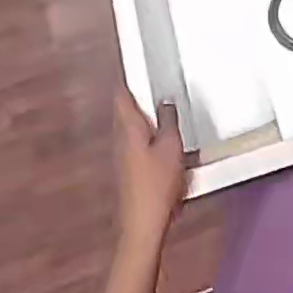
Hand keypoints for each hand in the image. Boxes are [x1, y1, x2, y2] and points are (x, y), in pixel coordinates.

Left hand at [113, 91, 187, 242]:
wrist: (143, 225)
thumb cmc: (157, 183)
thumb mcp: (172, 145)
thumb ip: (169, 120)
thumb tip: (165, 102)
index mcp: (128, 126)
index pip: (122, 95)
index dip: (129, 80)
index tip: (140, 68)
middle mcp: (120, 138)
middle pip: (127, 111)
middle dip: (142, 101)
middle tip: (160, 91)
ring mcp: (122, 156)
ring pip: (134, 130)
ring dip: (149, 123)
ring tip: (169, 120)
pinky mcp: (128, 171)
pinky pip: (139, 147)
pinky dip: (152, 142)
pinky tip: (169, 152)